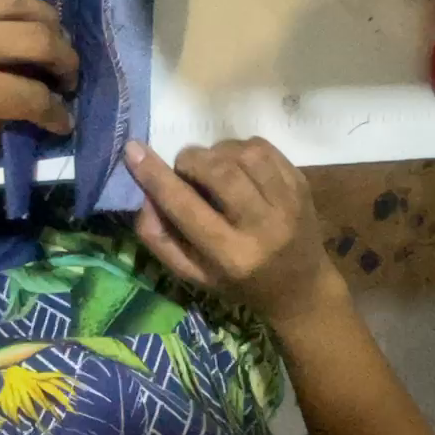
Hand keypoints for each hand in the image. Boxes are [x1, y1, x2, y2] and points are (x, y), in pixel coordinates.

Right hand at [123, 137, 341, 324]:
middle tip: (184, 172)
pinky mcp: (301, 183)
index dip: (155, 176)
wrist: (301, 287)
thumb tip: (143, 194)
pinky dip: (240, 148)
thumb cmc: (238, 282)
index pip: (185, 207)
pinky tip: (237, 165)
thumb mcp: (192, 274)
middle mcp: (263, 226)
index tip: (133, 150)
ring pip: (242, 152)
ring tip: (212, 169)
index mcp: (231, 256)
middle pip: (218, 171)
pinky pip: (263, 147)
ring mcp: (288, 202)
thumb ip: (160, 238)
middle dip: (190, 161)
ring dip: (216, 152)